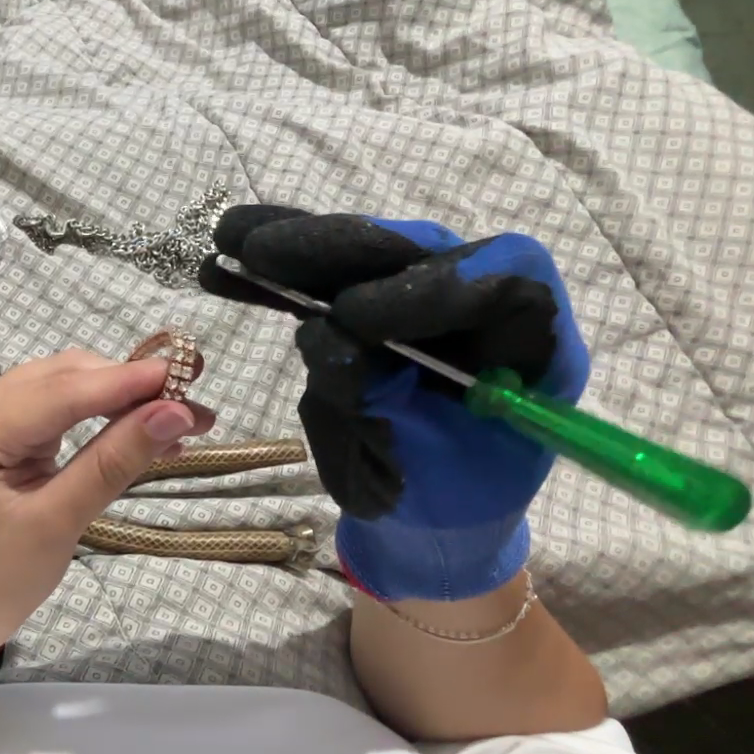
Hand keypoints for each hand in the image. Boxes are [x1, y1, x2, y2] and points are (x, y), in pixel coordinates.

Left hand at [0, 351, 216, 666]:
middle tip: (194, 405)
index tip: (186, 373)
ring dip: (123, 395)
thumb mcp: (60, 521)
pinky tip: (146, 427)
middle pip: (63, 377)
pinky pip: (60, 404)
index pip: (60, 391)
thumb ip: (114, 462)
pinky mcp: (5, 427)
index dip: (125, 380)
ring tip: (182, 418)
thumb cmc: (2, 576)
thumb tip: (174, 413)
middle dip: (130, 386)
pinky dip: (104, 411)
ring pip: (66, 384)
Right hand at [199, 205, 589, 601]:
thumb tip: (323, 335)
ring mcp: (418, 303)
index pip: (502, 280)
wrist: (433, 517)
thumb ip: (382, 404)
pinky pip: (326, 283)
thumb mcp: (425, 468)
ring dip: (293, 246)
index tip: (351, 314)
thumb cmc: (447, 503)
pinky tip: (223, 264)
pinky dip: (276, 276)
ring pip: (363, 255)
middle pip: (419, 249)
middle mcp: (476, 308)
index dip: (429, 285)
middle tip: (263, 248)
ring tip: (229, 235)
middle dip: (338, 245)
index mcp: (530, 345)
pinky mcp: (369, 311)